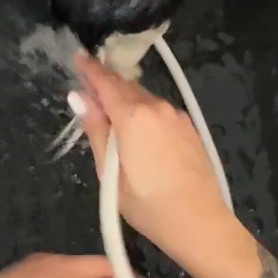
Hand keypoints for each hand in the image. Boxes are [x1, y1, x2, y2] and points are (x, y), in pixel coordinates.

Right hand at [72, 53, 235, 255]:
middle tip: (89, 88)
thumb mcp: (111, 176)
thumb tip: (78, 97)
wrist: (200, 222)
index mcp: (133, 117)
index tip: (78, 56)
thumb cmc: (149, 206)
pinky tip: (140, 130)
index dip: (90, 69)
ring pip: (145, 99)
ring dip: (126, 99)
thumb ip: (96, 132)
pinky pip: (160, 112)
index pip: (106, 83)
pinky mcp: (189, 129)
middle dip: (107, 84)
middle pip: (126, 87)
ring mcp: (177, 117)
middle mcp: (157, 108)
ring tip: (112, 111)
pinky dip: (144, 112)